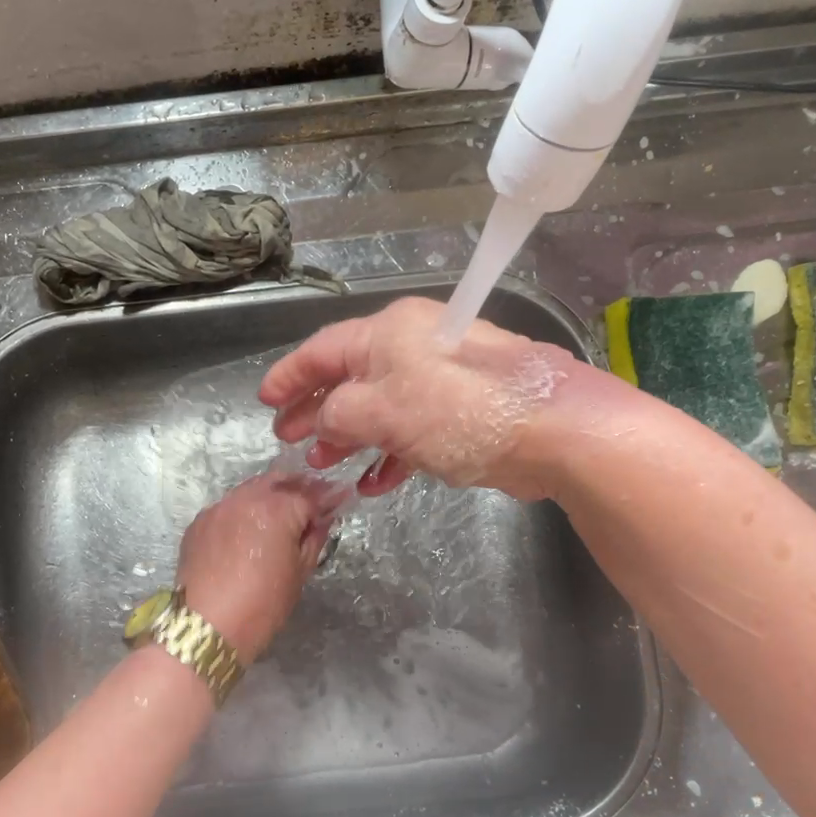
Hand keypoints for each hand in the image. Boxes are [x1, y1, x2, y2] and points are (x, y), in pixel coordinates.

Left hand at [176, 474, 336, 663]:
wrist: (208, 626)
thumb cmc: (262, 604)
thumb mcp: (299, 572)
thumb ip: (314, 538)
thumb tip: (323, 517)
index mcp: (276, 509)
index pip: (310, 495)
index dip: (328, 497)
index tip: (341, 497)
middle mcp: (245, 498)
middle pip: (278, 482)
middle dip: (298, 487)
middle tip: (312, 501)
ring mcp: (218, 508)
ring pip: (250, 490)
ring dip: (269, 495)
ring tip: (281, 514)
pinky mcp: (199, 523)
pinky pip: (228, 507)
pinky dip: (243, 511)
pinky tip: (249, 529)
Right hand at [258, 297, 600, 496]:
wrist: (551, 432)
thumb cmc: (457, 413)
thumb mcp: (380, 411)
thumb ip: (337, 415)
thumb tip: (323, 422)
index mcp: (389, 333)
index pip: (322, 350)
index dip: (290, 376)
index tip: (264, 401)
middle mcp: (413, 348)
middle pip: (349, 378)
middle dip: (316, 412)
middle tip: (287, 438)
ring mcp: (440, 381)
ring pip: (379, 408)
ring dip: (349, 438)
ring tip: (325, 465)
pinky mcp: (462, 415)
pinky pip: (411, 431)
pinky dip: (389, 455)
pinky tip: (375, 483)